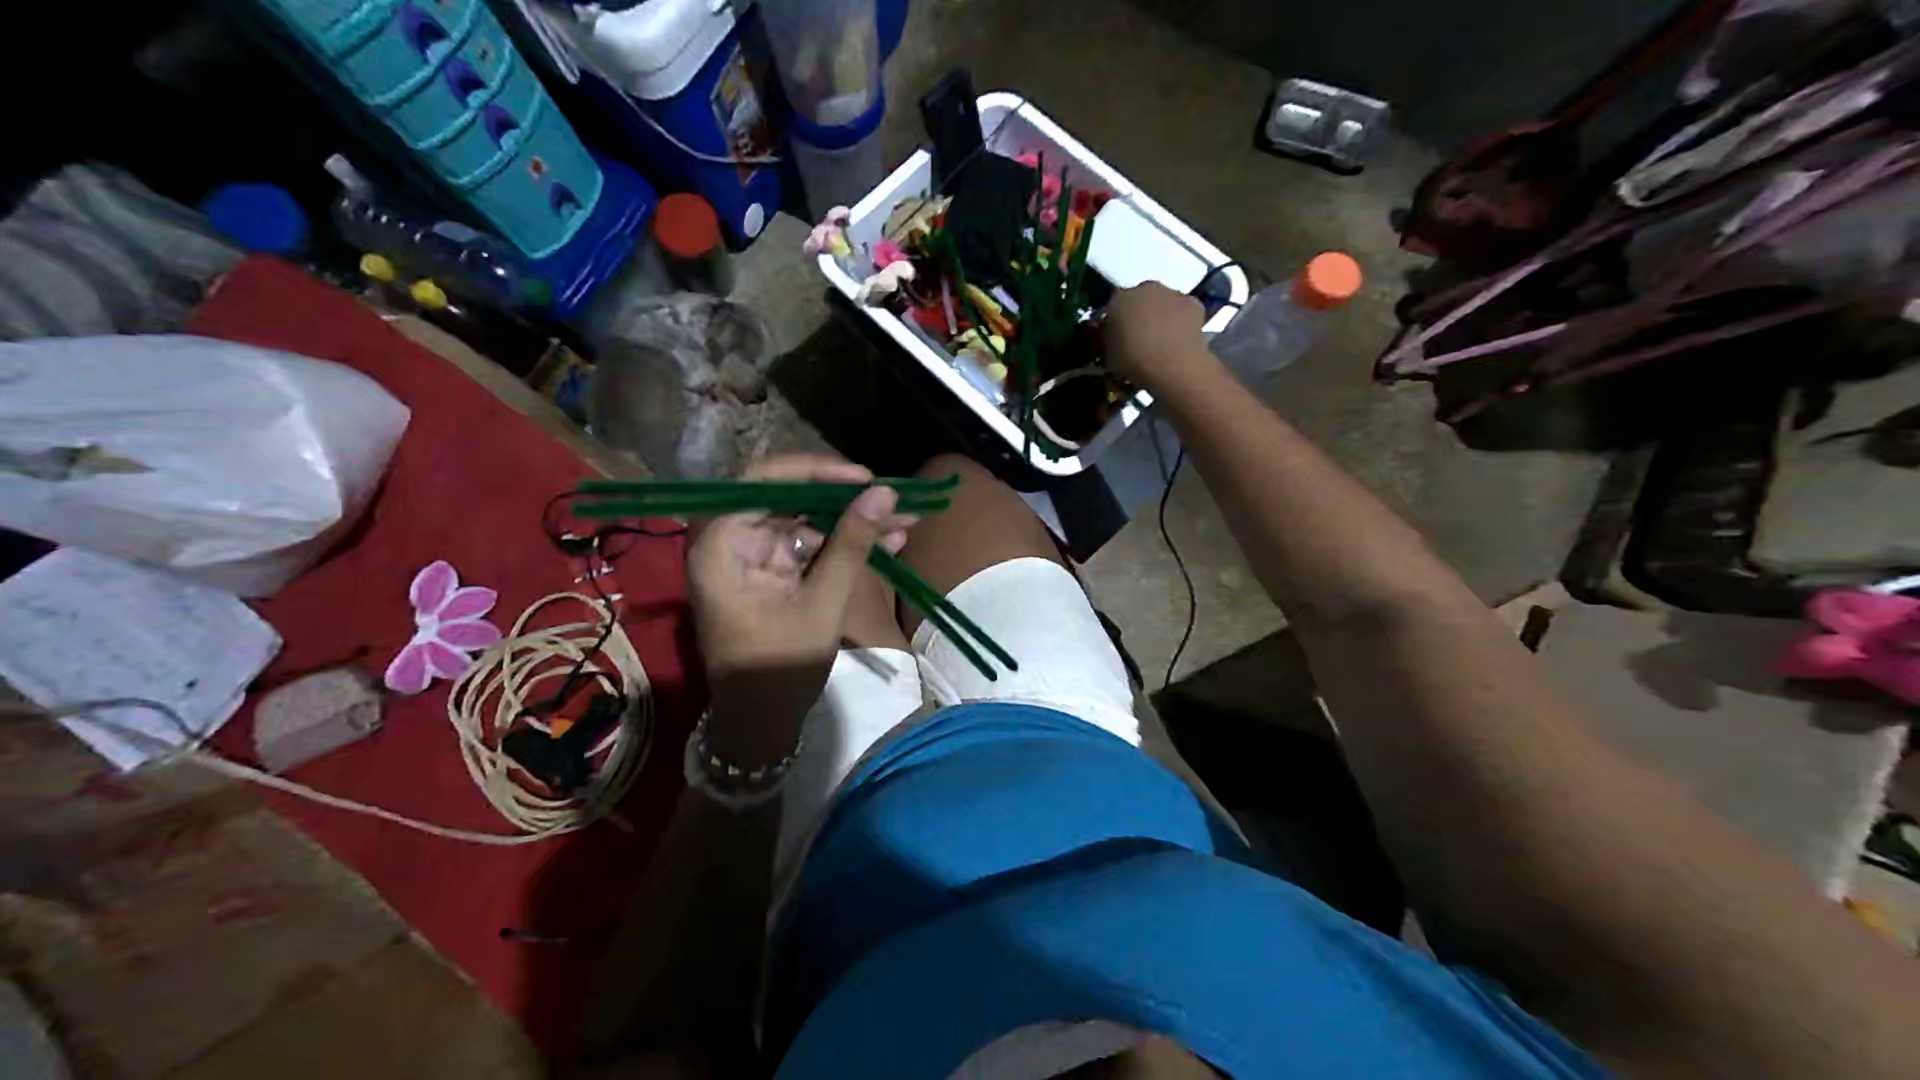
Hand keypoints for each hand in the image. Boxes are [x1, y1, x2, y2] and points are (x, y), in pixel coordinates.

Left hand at [685, 454, 910, 760]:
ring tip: (907, 518)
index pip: (765, 482)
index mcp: (721, 545)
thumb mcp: (822, 605)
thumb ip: (851, 545)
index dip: (817, 472)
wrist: (760, 724)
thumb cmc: (779, 670)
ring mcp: (753, 555)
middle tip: (894, 497)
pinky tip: (890, 540)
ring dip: (855, 521)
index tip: (865, 478)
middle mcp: (730, 540)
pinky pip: (812, 544)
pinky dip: (847, 544)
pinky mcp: (773, 570)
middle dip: (846, 499)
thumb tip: (885, 492)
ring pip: (809, 519)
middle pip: (791, 498)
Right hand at [1104, 282, 1210, 390]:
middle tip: (1140, 339)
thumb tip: (1112, 336)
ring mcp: (1171, 293)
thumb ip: (1108, 340)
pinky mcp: (1193, 303)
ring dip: (1161, 316)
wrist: (1170, 365)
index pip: (1112, 307)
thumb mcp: (1108, 355)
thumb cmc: (1132, 362)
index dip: (1115, 323)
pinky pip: (1183, 311)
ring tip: (1161, 342)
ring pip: (1162, 302)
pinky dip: (1181, 321)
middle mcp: (1143, 288)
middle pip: (1139, 299)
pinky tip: (1179, 340)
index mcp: (1117, 299)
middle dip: (1139, 314)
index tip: (1117, 338)